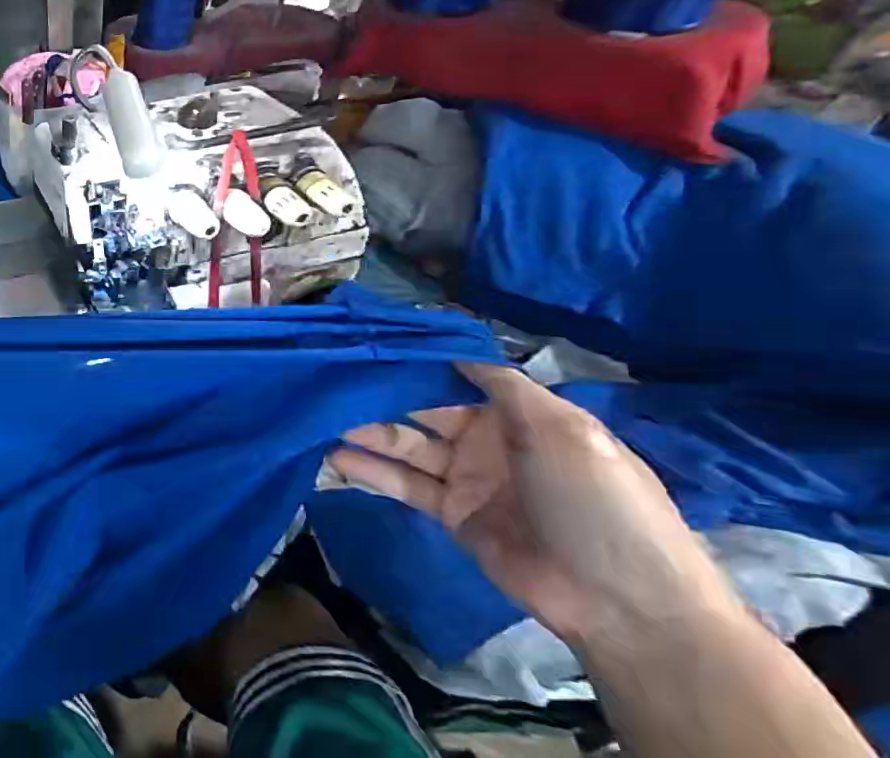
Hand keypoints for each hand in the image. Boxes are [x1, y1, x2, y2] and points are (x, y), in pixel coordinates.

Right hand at [328, 363, 741, 649]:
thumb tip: (455, 348)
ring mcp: (467, 477)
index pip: (457, 377)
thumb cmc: (596, 501)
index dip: (417, 362)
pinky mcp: (450, 513)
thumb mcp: (563, 429)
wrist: (623, 601)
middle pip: (424, 408)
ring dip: (366, 430)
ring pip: (406, 444)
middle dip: (382, 393)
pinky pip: (404, 483)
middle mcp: (488, 439)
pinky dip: (370, 469)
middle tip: (332, 377)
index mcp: (520, 416)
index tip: (372, 343)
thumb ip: (504, 385)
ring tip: (322, 415)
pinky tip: (335, 456)